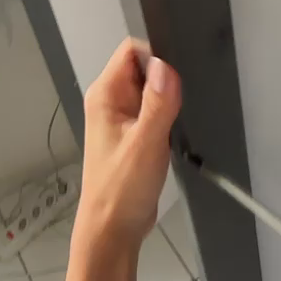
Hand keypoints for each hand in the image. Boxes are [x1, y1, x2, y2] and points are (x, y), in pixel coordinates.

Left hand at [75, 39, 181, 252]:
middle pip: (144, 68)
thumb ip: (159, 102)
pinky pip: (154, 111)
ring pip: (152, 91)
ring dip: (167, 102)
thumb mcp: (145, 143)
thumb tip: (167, 67)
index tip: (176, 78)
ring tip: (171, 126)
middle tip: (175, 108)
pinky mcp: (133, 134)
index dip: (157, 57)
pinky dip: (166, 119)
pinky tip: (170, 136)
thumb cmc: (121, 190)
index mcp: (104, 95)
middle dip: (165, 81)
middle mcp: (110, 101)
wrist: (113, 229)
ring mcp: (121, 118)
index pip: (131, 51)